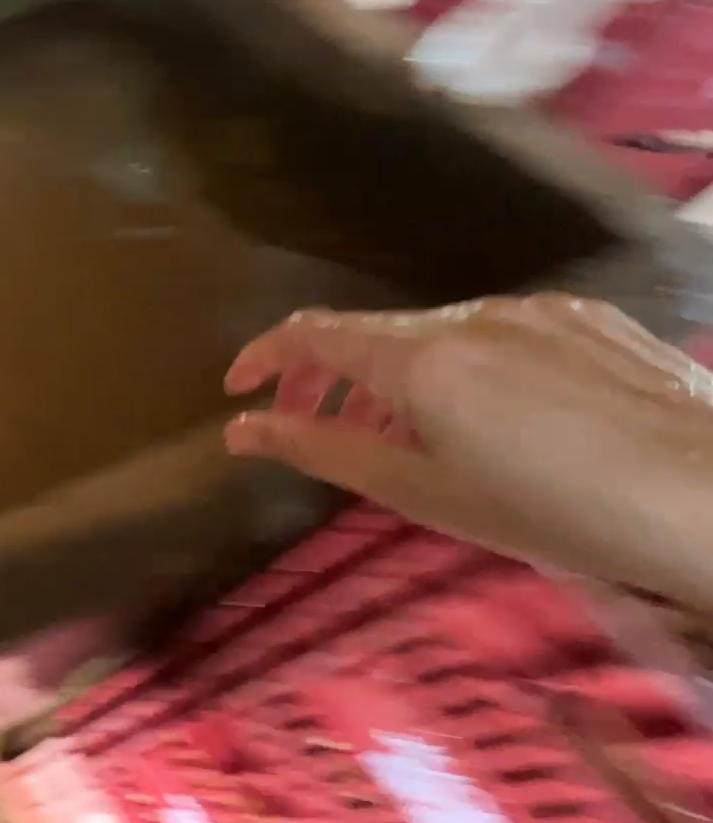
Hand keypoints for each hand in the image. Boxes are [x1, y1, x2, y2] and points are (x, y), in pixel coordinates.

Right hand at [224, 294, 712, 608]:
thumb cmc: (551, 510)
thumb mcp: (414, 489)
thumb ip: (317, 449)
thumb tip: (237, 430)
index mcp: (419, 358)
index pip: (308, 333)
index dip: (260, 357)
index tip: (236, 391)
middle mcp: (469, 317)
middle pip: (362, 334)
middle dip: (318, 378)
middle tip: (308, 428)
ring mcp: (534, 313)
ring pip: (423, 335)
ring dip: (381, 377)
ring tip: (393, 434)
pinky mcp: (587, 321)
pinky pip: (485, 334)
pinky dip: (445, 368)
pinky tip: (476, 416)